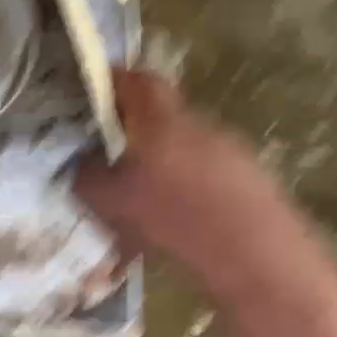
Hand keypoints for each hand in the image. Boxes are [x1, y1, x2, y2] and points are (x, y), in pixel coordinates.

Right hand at [74, 68, 303, 282]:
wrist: (256, 257)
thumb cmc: (171, 218)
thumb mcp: (105, 197)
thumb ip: (84, 170)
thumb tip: (80, 158)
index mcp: (162, 121)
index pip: (137, 80)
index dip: (111, 79)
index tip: (87, 89)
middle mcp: (200, 125)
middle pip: (160, 111)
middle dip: (130, 122)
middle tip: (101, 144)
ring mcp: (232, 149)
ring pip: (182, 139)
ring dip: (157, 152)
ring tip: (135, 183)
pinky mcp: (250, 175)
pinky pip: (204, 163)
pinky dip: (181, 175)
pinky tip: (171, 206)